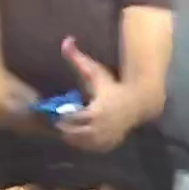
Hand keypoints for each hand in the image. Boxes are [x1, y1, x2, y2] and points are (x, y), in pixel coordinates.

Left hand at [58, 36, 157, 152]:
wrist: (137, 103)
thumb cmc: (114, 86)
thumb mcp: (96, 72)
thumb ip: (78, 58)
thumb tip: (65, 41)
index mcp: (96, 112)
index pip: (72, 118)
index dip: (60, 116)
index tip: (51, 112)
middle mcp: (102, 128)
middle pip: (76, 134)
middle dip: (65, 129)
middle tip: (54, 123)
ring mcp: (108, 138)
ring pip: (85, 144)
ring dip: (73, 139)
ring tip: (64, 132)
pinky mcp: (111, 144)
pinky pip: (94, 148)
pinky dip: (85, 145)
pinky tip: (78, 140)